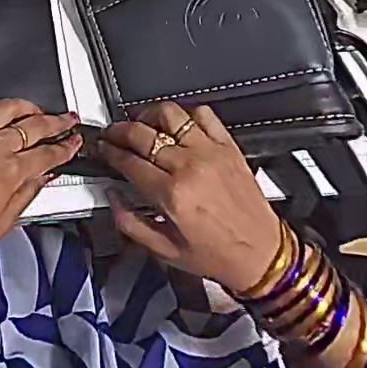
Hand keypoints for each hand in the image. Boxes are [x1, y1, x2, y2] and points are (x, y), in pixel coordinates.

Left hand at [0, 98, 80, 276]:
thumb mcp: (3, 222)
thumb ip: (27, 194)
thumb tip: (41, 178)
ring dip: (26, 106)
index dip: (65, 147)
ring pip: (5, 107)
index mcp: (8, 172)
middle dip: (57, 121)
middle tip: (66, 120)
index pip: (47, 153)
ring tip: (34, 109)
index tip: (72, 143)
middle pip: (34, 125)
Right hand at [99, 103, 284, 294]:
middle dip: (119, 130)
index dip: (110, 152)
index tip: (104, 150)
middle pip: (142, 133)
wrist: (261, 254)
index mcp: (172, 195)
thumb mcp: (164, 251)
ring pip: (169, 115)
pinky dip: (185, 113)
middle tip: (113, 134)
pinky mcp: (228, 146)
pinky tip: (176, 122)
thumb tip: (113, 198)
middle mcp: (190, 168)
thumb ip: (130, 223)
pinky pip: (203, 114)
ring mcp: (210, 152)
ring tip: (140, 121)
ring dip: (148, 114)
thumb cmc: (219, 254)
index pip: (129, 160)